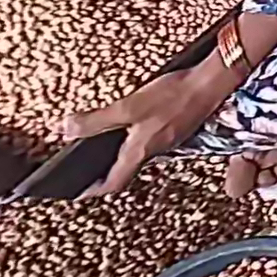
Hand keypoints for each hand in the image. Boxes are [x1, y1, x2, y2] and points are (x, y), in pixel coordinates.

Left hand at [61, 63, 237, 195]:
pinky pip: (156, 141)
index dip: (93, 191)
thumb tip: (64, 129)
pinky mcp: (182, 127)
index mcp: (141, 150)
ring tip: (109, 146)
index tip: (77, 193)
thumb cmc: (174, 95)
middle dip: (108, 172)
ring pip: (142, 155)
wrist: (212, 82)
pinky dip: (141, 141)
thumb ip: (95, 121)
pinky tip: (138, 126)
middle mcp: (158, 149)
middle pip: (128, 169)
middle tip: (89, 168)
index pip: (114, 182)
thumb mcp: (128, 107)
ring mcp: (172, 139)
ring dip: (125, 155)